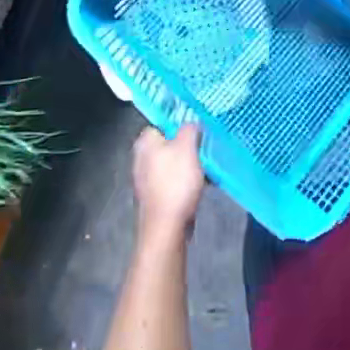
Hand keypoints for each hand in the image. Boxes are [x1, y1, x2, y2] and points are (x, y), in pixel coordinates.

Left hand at [132, 123, 204, 247]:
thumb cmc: (176, 182)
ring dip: (190, 165)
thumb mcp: (187, 147)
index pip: (163, 123)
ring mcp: (147, 179)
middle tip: (205, 148)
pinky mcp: (155, 196)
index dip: (181, 124)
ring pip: (174, 163)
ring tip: (207, 168)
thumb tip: (191, 124)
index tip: (198, 129)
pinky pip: (174, 181)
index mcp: (145, 142)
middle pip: (169, 144)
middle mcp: (141, 158)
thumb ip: (189, 129)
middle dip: (188, 146)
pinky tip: (202, 185)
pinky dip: (187, 181)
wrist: (166, 226)